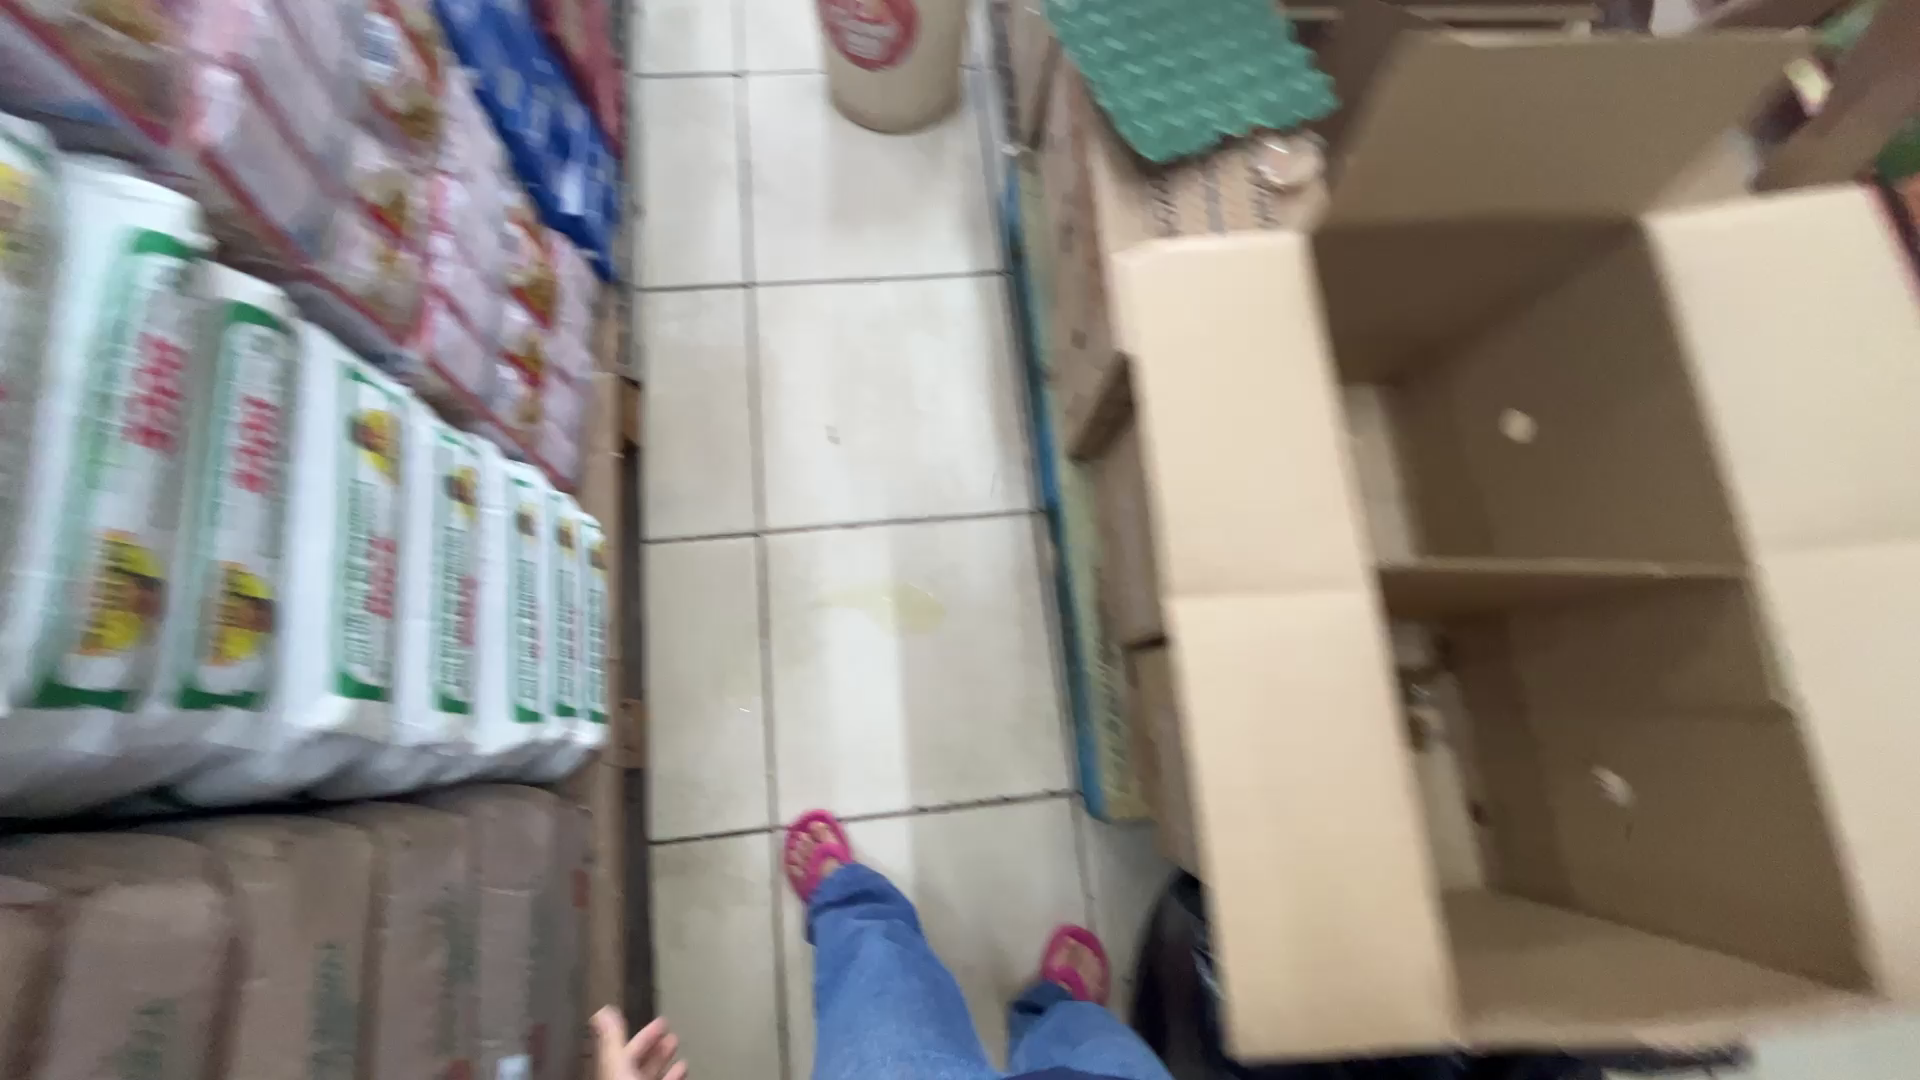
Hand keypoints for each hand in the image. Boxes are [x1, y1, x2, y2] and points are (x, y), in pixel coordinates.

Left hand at [593, 1008, 687, 1079]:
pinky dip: (673, 1073)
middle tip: (667, 1029)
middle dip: (654, 1043)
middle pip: (638, 1061)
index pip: (625, 1049)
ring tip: (675, 1044)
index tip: (660, 1021)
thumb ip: (614, 1038)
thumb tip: (602, 1011)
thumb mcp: (619, 1063)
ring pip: (650, 1072)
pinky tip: (680, 1068)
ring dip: (663, 1057)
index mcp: (614, 1072)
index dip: (643, 1034)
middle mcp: (624, 1079)